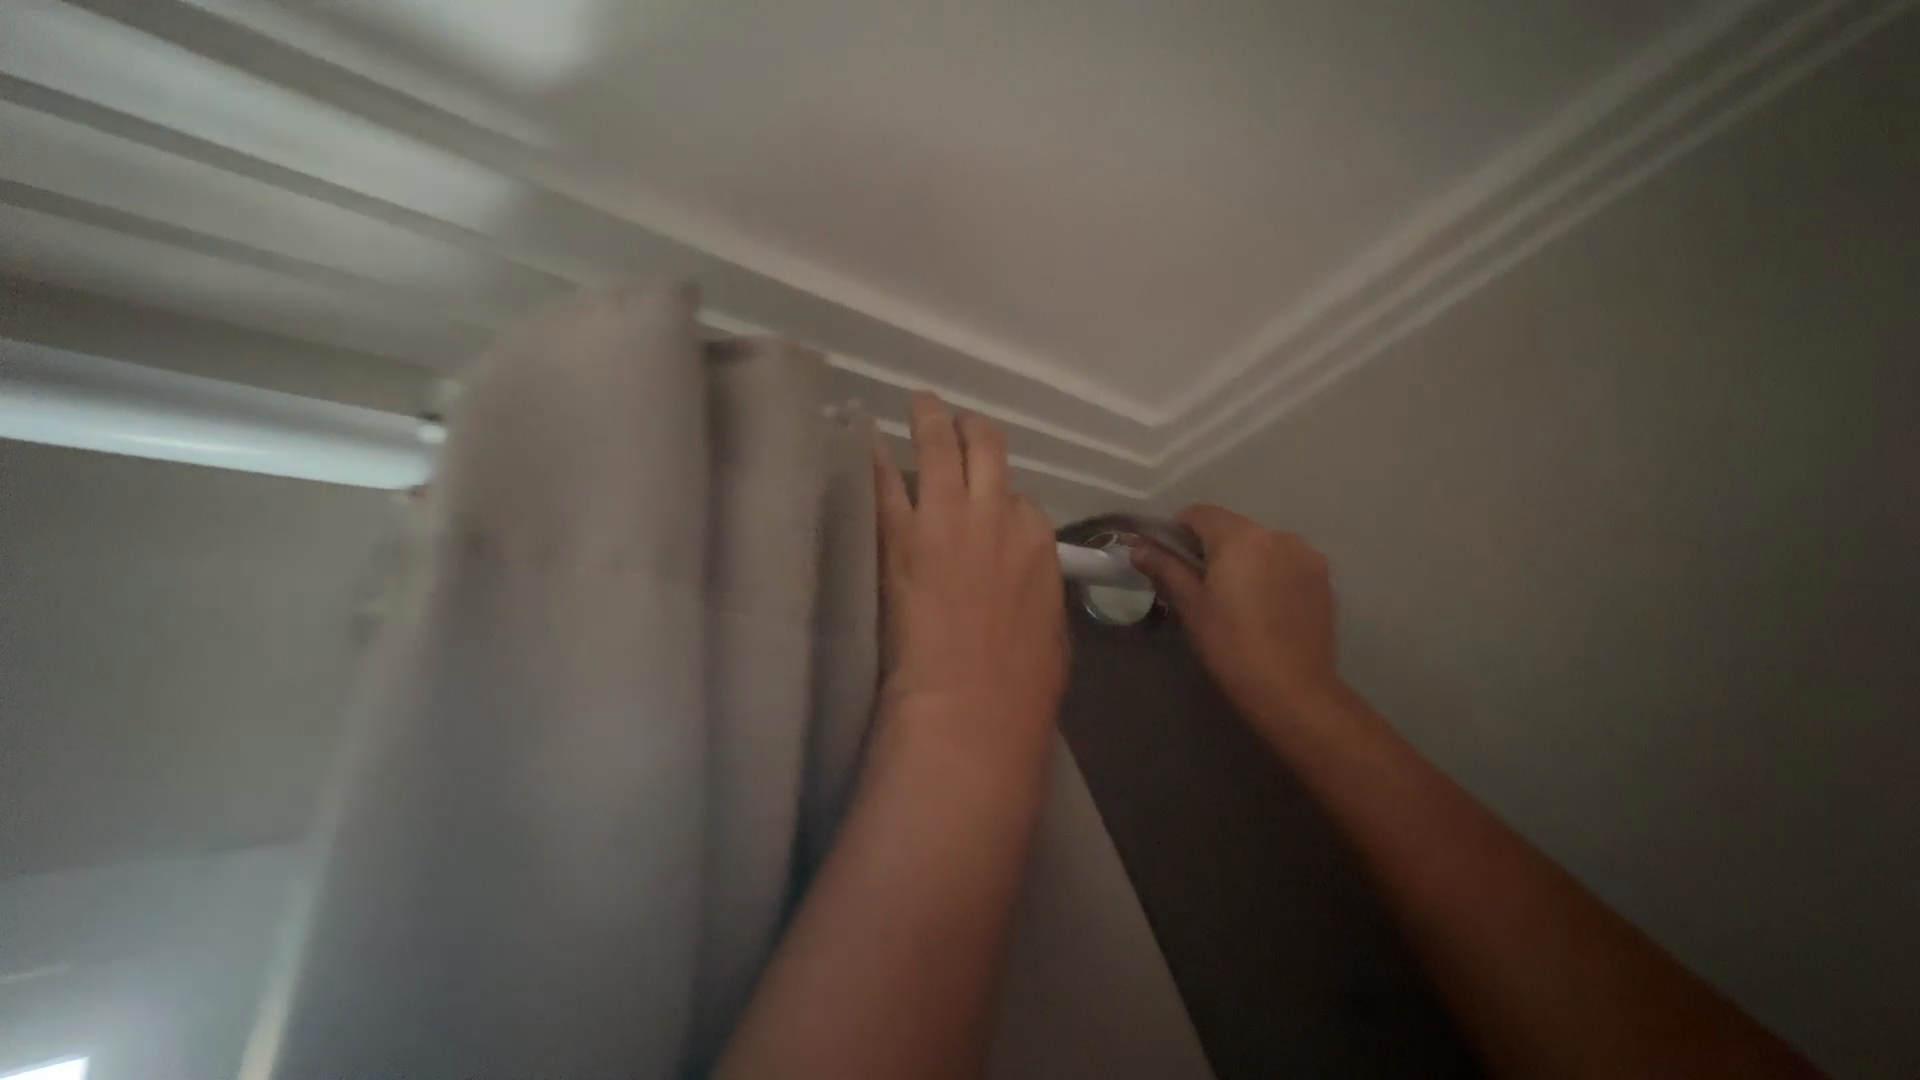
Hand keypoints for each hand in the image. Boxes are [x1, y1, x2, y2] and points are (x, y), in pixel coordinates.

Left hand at [872, 393, 1067, 761]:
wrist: (968, 703)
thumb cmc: (1019, 686)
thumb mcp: (1051, 638)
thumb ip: (1040, 600)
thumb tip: (1031, 596)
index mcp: (1039, 544)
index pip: (1021, 500)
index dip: (999, 497)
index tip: (982, 501)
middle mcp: (997, 516)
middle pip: (988, 451)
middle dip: (973, 431)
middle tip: (955, 421)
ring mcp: (948, 519)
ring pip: (942, 447)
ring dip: (931, 419)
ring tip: (921, 402)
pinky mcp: (902, 533)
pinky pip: (886, 482)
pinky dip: (876, 455)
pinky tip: (865, 436)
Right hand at [1130, 504, 1340, 713]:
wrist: (1291, 689)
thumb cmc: (1230, 645)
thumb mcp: (1190, 605)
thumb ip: (1164, 568)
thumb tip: (1138, 548)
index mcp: (1240, 537)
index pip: (1200, 513)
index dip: (1178, 532)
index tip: (1170, 561)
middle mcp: (1277, 535)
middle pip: (1233, 528)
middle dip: (1213, 548)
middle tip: (1200, 586)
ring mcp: (1306, 555)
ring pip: (1262, 545)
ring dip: (1244, 560)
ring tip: (1236, 600)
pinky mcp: (1323, 578)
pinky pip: (1286, 563)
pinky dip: (1270, 574)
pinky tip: (1264, 608)